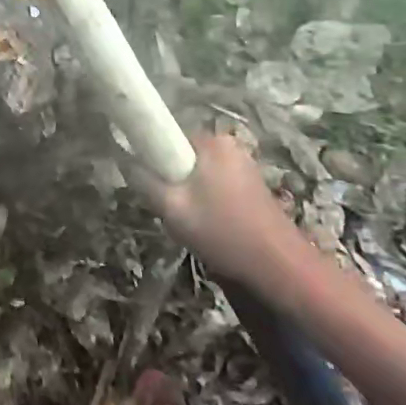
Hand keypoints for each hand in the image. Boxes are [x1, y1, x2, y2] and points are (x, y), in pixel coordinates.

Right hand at [129, 132, 305, 285]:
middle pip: (180, 153)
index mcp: (211, 141)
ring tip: (190, 219)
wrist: (283, 270)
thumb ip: (142, 178)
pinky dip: (205, 197)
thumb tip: (122, 156)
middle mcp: (228, 144)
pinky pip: (214, 180)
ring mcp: (243, 163)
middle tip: (169, 207)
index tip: (148, 181)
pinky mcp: (252, 183)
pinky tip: (210, 224)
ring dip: (188, 190)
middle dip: (170, 177)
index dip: (150, 156)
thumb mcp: (172, 208)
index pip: (165, 135)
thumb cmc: (224, 233)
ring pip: (197, 169)